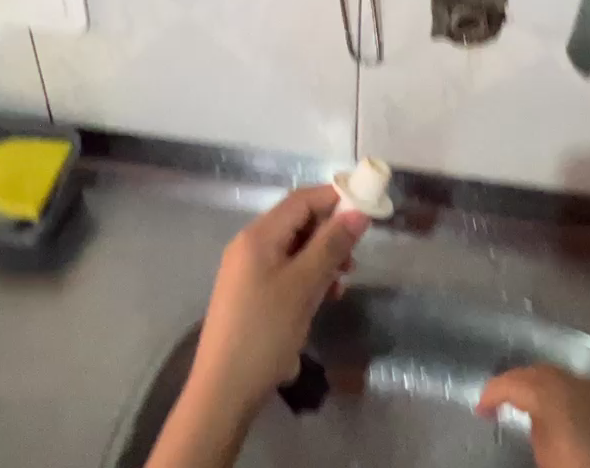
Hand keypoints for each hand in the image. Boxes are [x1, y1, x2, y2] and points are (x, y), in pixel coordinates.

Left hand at [188, 184, 369, 412]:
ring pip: (294, 250)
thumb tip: (358, 212)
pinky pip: (285, 272)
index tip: (365, 211)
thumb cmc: (265, 331)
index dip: (334, 199)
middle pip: (297, 223)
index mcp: (258, 235)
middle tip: (354, 258)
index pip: (301, 200)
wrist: (224, 390)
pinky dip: (307, 278)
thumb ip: (331, 246)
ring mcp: (247, 271)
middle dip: (329, 234)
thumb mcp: (304, 286)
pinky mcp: (250, 294)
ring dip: (321, 260)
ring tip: (340, 285)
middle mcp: (249, 245)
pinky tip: (322, 299)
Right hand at [478, 364, 589, 467]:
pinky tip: (560, 410)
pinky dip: (566, 394)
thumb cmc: (580, 467)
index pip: (514, 380)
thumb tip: (532, 415)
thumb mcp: (548, 456)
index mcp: (555, 392)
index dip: (493, 392)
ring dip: (543, 386)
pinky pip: (582, 389)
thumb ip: (536, 427)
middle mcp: (578, 381)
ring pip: (563, 376)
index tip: (481, 409)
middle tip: (501, 401)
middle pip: (540, 371)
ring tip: (528, 404)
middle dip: (518, 383)